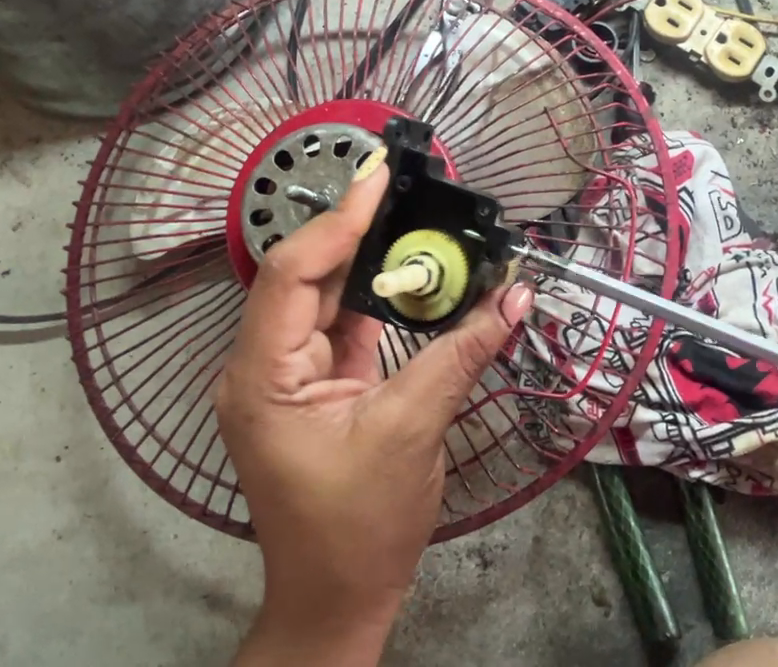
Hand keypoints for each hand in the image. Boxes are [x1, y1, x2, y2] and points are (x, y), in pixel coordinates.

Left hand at [215, 148, 534, 666]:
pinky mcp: (318, 386)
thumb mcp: (413, 430)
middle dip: (356, 229)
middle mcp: (264, 366)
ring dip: (369, 258)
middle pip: (306, 278)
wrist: (339, 599)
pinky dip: (378, 296)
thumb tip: (515, 296)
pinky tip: (412, 269)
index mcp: (263, 377)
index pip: (291, 275)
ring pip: (327, 298)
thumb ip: (461, 352)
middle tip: (404, 183)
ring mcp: (289, 376)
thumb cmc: (361, 525)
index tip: (381, 178)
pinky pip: (345, 325)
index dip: (337, 222)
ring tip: (413, 212)